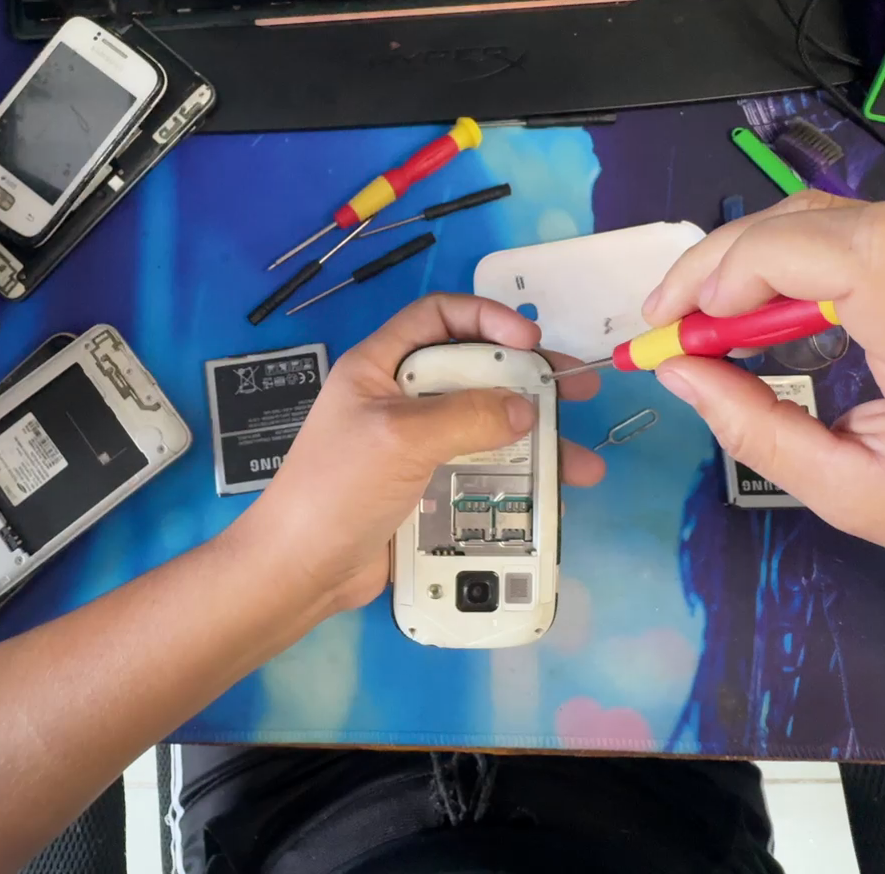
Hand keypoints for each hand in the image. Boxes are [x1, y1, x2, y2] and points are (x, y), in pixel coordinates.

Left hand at [231, 294, 606, 613]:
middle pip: (471, 370)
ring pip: (483, 425)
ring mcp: (414, 444)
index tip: (528, 340)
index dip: (485, 318)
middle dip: (525, 379)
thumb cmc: (340, 488)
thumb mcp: (401, 437)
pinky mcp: (426, 484)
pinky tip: (550, 494)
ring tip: (581, 461)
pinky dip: (514, 476)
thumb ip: (466, 415)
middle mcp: (399, 397)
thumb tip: (526, 410)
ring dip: (533, 439)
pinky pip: (478, 468)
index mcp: (379, 366)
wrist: (303, 568)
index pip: (437, 317)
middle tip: (575, 389)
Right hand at [641, 191, 884, 600]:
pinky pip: (872, 231)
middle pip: (834, 218)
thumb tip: (676, 369)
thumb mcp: (852, 498)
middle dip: (729, 257)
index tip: (698, 318)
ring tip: (713, 312)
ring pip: (843, 215)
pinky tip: (777, 304)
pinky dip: (801, 259)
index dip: (758, 262)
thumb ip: (753, 430)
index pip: (861, 250)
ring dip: (758, 254)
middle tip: (673, 315)